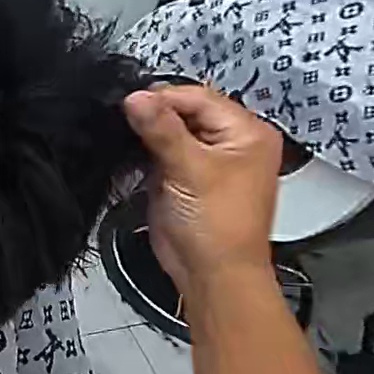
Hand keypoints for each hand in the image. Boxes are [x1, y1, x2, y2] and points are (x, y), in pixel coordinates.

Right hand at [123, 85, 280, 295]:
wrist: (212, 275)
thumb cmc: (220, 230)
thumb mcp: (190, 169)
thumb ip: (161, 130)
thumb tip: (138, 98)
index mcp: (246, 133)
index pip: (199, 98)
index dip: (164, 98)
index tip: (132, 102)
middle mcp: (230, 143)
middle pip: (184, 112)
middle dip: (155, 116)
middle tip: (127, 119)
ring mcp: (206, 162)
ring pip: (171, 133)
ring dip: (149, 135)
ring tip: (128, 138)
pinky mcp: (185, 179)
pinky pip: (162, 155)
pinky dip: (146, 153)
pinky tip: (132, 156)